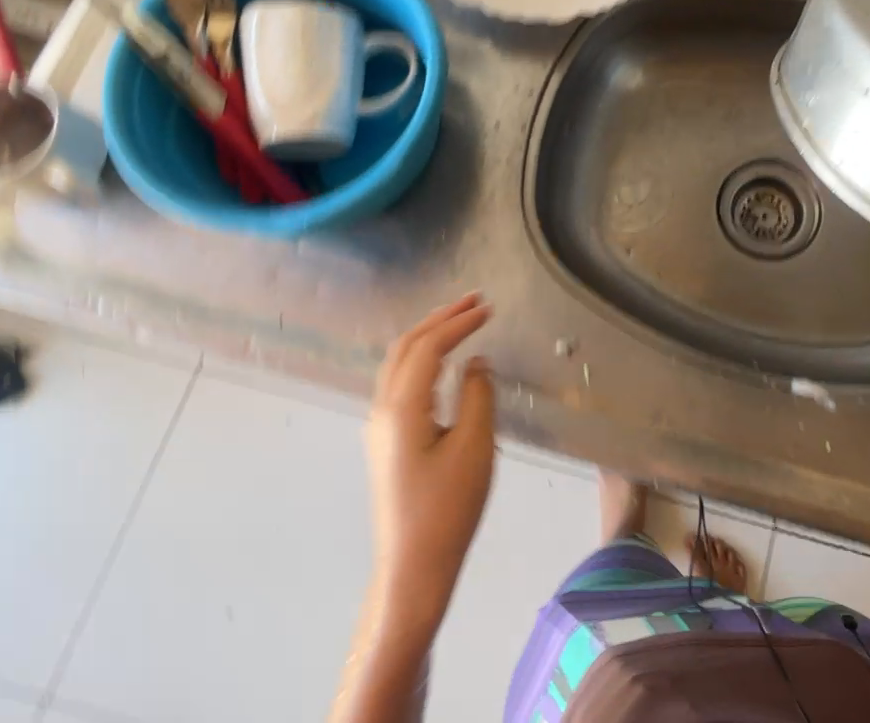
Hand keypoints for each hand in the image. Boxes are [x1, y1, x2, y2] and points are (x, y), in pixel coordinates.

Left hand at [365, 292, 496, 634]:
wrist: (413, 566)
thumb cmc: (448, 509)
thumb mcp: (475, 448)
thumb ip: (477, 395)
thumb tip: (475, 363)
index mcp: (401, 407)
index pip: (429, 347)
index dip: (459, 322)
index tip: (490, 308)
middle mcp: (381, 409)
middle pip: (406, 348)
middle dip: (440, 319)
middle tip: (475, 302)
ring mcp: (379, 427)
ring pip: (399, 364)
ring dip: (429, 337)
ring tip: (461, 322)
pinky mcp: (385, 442)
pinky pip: (401, 384)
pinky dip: (423, 360)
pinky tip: (445, 365)